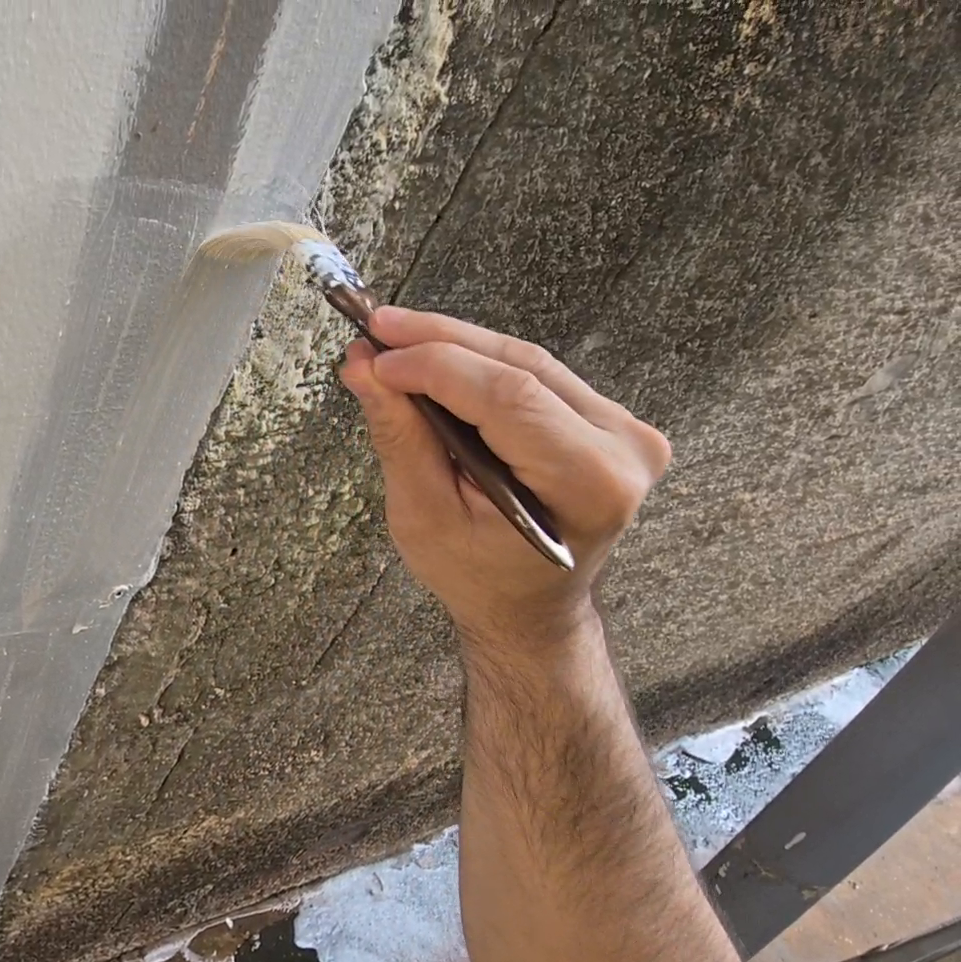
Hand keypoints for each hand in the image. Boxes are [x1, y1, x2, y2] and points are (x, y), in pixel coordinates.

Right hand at [338, 307, 670, 651]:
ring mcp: (623, 429)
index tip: (375, 358)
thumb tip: (366, 371)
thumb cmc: (476, 576)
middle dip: (440, 341)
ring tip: (391, 336)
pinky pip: (533, 373)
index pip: (508, 397)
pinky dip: (476, 361)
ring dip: (455, 343)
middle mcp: (623, 447)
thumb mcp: (423, 515)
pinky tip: (432, 355)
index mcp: (588, 483)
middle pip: (521, 366)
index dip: (436, 366)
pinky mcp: (605, 420)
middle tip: (376, 328)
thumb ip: (402, 438)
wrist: (525, 606)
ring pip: (526, 360)